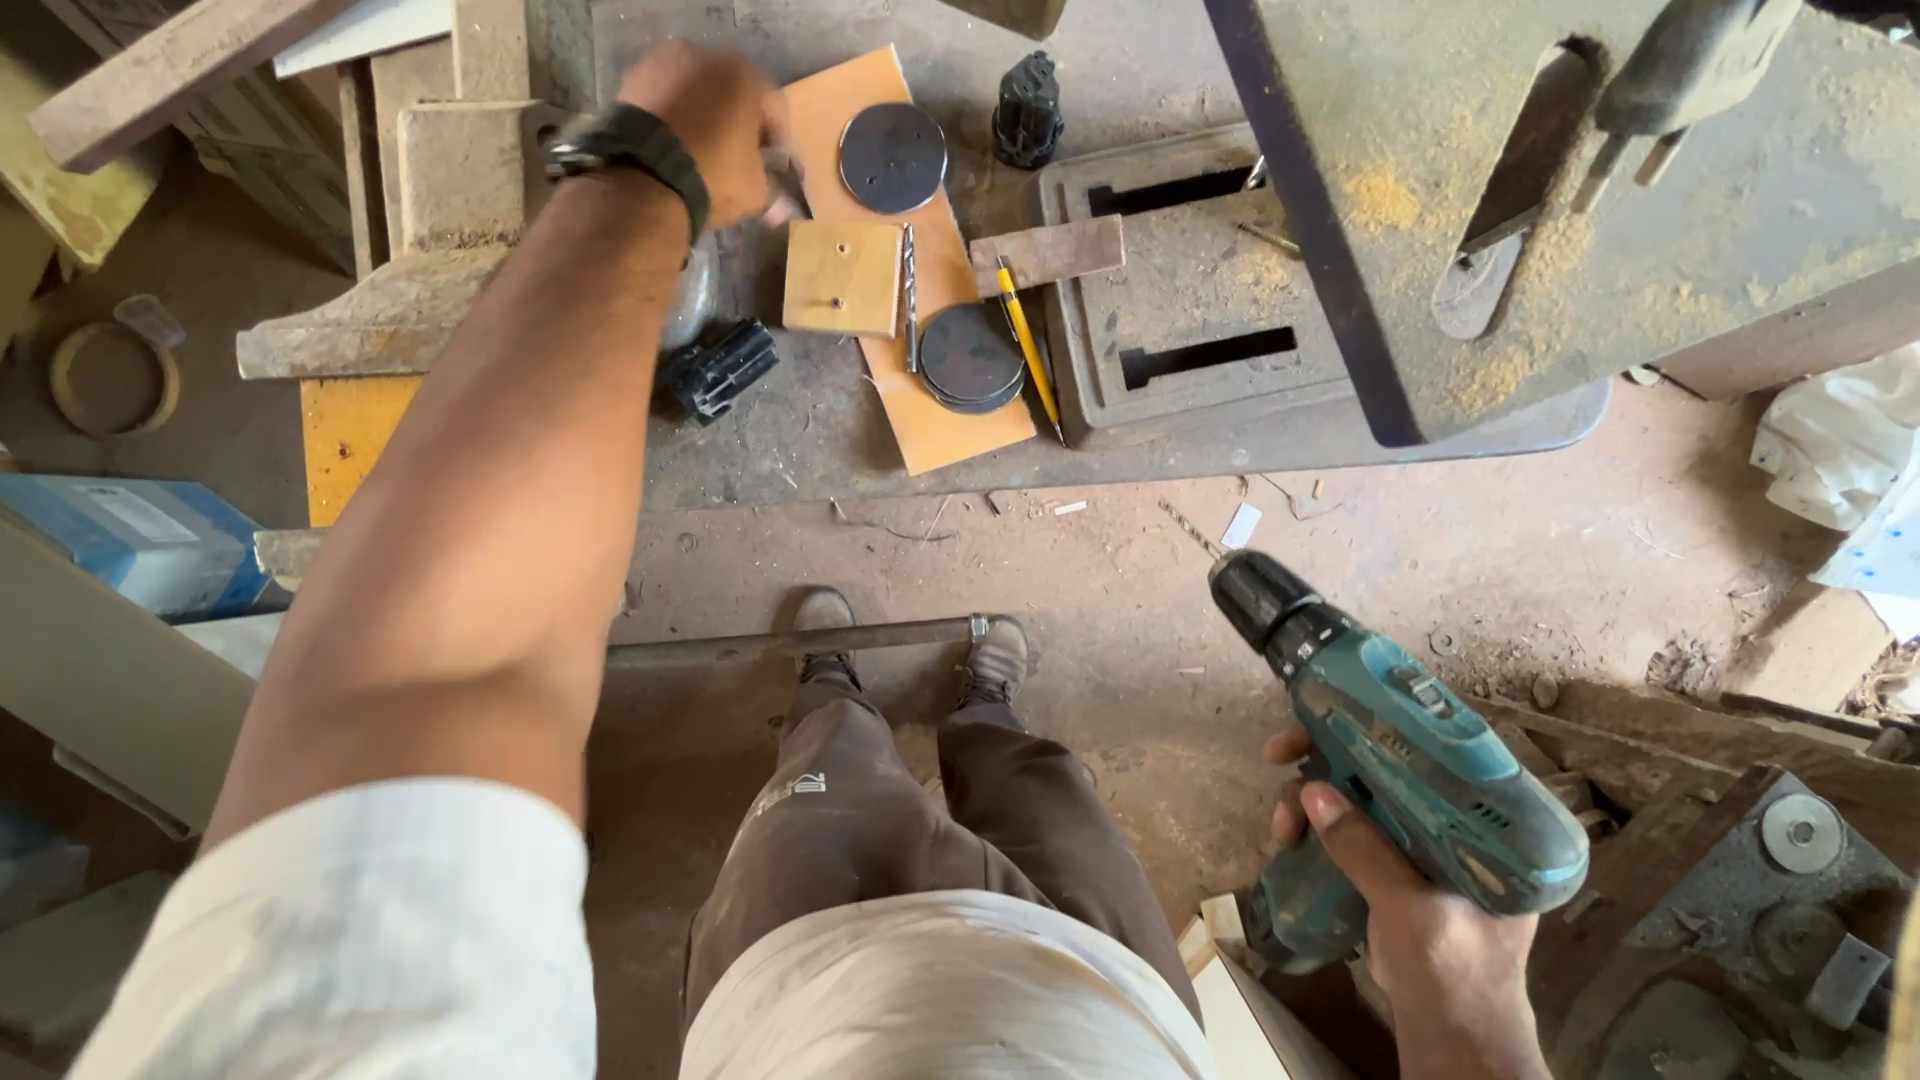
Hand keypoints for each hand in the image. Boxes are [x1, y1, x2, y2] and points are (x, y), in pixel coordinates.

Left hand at [616, 43, 791, 228]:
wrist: (644, 176)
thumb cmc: (714, 176)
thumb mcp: (757, 191)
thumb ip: (771, 186)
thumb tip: (781, 203)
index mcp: (745, 76)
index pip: (775, 109)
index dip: (778, 143)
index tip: (773, 170)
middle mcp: (705, 56)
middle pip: (734, 94)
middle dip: (739, 124)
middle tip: (738, 160)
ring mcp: (664, 63)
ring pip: (697, 94)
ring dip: (705, 118)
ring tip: (702, 154)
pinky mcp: (633, 79)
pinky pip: (667, 100)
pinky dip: (675, 119)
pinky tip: (676, 149)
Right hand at [1266, 727, 1549, 1077]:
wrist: (1452, 1041)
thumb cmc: (1456, 976)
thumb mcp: (1413, 912)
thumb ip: (1367, 852)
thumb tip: (1311, 791)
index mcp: (1484, 824)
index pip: (1437, 750)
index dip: (1382, 724)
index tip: (1329, 717)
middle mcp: (1451, 821)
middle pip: (1383, 764)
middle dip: (1324, 757)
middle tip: (1277, 754)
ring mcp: (1418, 842)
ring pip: (1355, 793)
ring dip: (1308, 800)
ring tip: (1281, 830)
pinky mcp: (1390, 863)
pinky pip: (1345, 826)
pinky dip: (1312, 825)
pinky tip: (1288, 840)